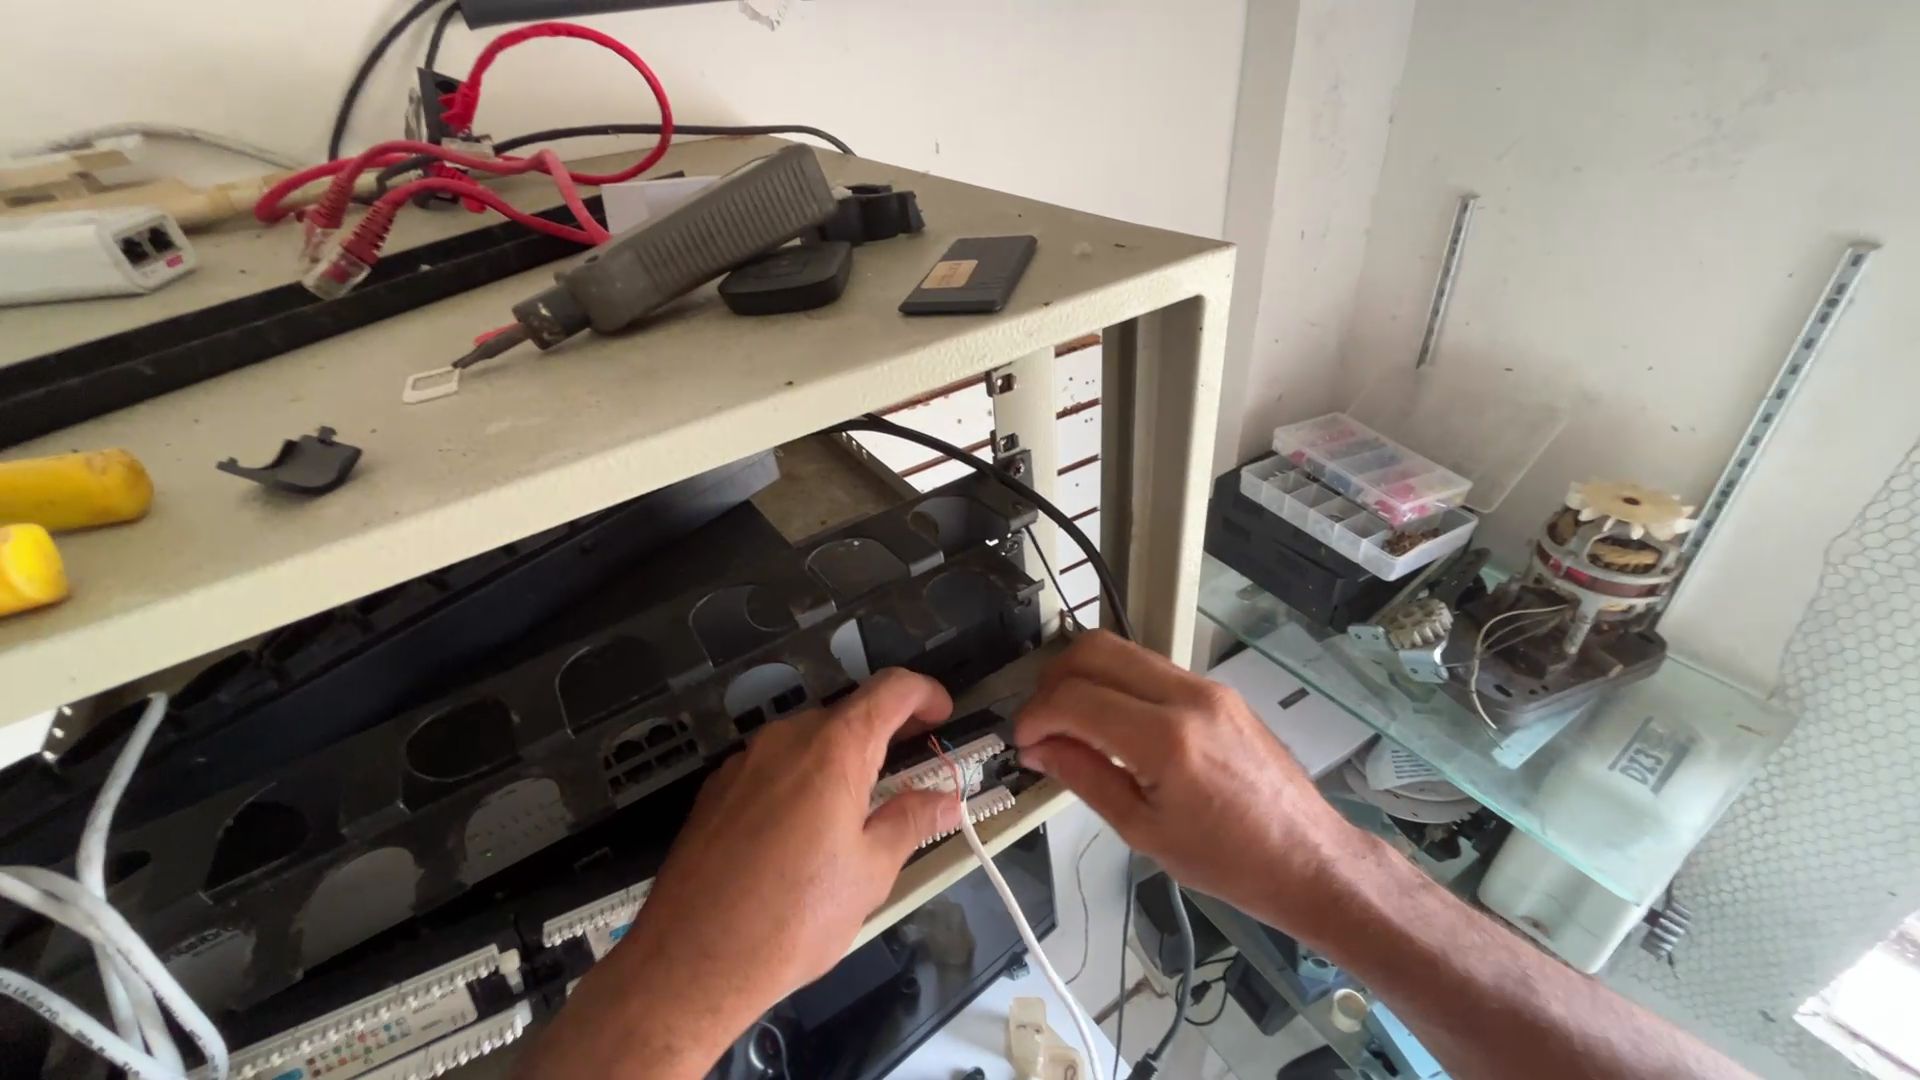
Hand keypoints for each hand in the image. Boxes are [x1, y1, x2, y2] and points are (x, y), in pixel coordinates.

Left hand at [519, 669, 962, 1079]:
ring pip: (809, 737)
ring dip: (844, 755)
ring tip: (859, 805)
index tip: (942, 715)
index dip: (925, 693)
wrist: (688, 964)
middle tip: (910, 768)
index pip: (891, 689)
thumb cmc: (791, 919)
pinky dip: (803, 774)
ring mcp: (746, 759)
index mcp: (834, 749)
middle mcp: (787, 739)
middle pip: (850, 711)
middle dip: (887, 732)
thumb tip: (945, 800)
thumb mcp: (869, 874)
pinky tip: (804, 826)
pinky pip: (774, 762)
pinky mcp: (718, 786)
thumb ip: (911, 822)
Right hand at [1013, 631, 1371, 944]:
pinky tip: (1109, 721)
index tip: (1023, 740)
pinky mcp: (1216, 689)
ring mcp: (1206, 686)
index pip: (1075, 698)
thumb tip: (1037, 748)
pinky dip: (1115, 681)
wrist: (1308, 857)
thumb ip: (1082, 776)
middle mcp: (1187, 696)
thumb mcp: (1141, 830)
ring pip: (1121, 649)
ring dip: (1082, 675)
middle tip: (1040, 721)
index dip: (1035, 715)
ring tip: (1070, 721)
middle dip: (1052, 679)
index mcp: (1166, 739)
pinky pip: (1149, 666)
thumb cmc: (1229, 861)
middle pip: (1094, 649)